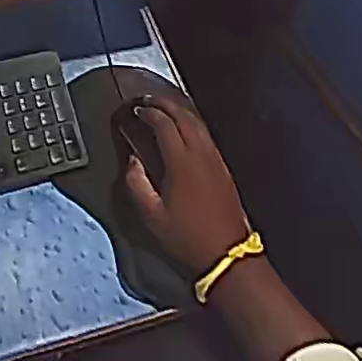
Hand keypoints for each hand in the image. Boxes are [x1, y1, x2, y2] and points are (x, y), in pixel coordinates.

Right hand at [121, 93, 252, 275]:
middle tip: (147, 100)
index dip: (147, 112)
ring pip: (198, 124)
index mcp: (181, 162)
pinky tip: (183, 130)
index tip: (135, 110)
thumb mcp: (151, 214)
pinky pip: (206, 136)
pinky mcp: (224, 170)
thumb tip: (133, 160)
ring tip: (163, 109)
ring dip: (179, 111)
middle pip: (184, 116)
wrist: (228, 259)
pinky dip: (192, 124)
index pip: (164, 124)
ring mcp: (216, 161)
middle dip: (164, 104)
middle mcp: (201, 155)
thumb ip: (136, 182)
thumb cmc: (186, 237)